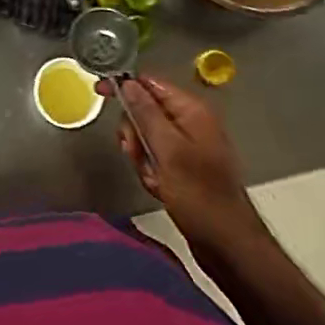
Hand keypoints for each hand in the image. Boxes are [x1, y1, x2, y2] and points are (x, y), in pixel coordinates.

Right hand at [99, 74, 266, 250]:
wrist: (225, 240)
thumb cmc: (198, 193)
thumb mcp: (168, 150)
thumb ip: (146, 114)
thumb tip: (129, 83)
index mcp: (191, 111)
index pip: (151, 84)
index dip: (124, 86)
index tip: (99, 92)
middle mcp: (190, 123)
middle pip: (145, 113)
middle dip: (135, 135)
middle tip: (138, 155)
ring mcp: (186, 146)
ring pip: (146, 138)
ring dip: (143, 158)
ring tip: (155, 178)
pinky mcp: (182, 167)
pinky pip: (154, 159)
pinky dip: (151, 172)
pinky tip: (160, 188)